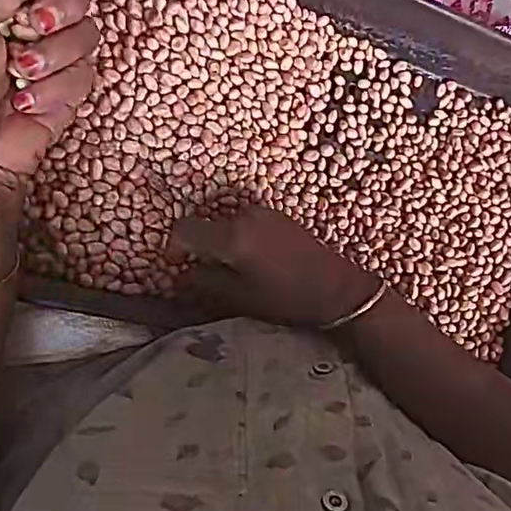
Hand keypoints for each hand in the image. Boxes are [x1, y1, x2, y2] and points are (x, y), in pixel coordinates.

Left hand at [0, 0, 98, 186]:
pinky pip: (86, 76)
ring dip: (51, 56)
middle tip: (31, 26)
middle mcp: (29, 25)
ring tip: (19, 74)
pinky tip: (28, 100)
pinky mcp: (70, 92)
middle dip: (58, 11)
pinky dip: (56, 89)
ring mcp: (53, 59)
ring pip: (86, 36)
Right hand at [170, 204, 379, 327]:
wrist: (338, 289)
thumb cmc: (287, 298)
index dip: (173, 248)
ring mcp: (264, 212)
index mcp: (232, 236)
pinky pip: (245, 223)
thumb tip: (181, 274)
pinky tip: (253, 262)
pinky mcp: (278, 216)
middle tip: (203, 274)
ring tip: (232, 271)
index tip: (175, 265)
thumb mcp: (240, 296)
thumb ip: (204, 282)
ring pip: (225, 223)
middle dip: (198, 247)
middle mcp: (245, 215)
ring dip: (219, 243)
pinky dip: (238, 238)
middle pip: (205, 224)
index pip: (184, 230)